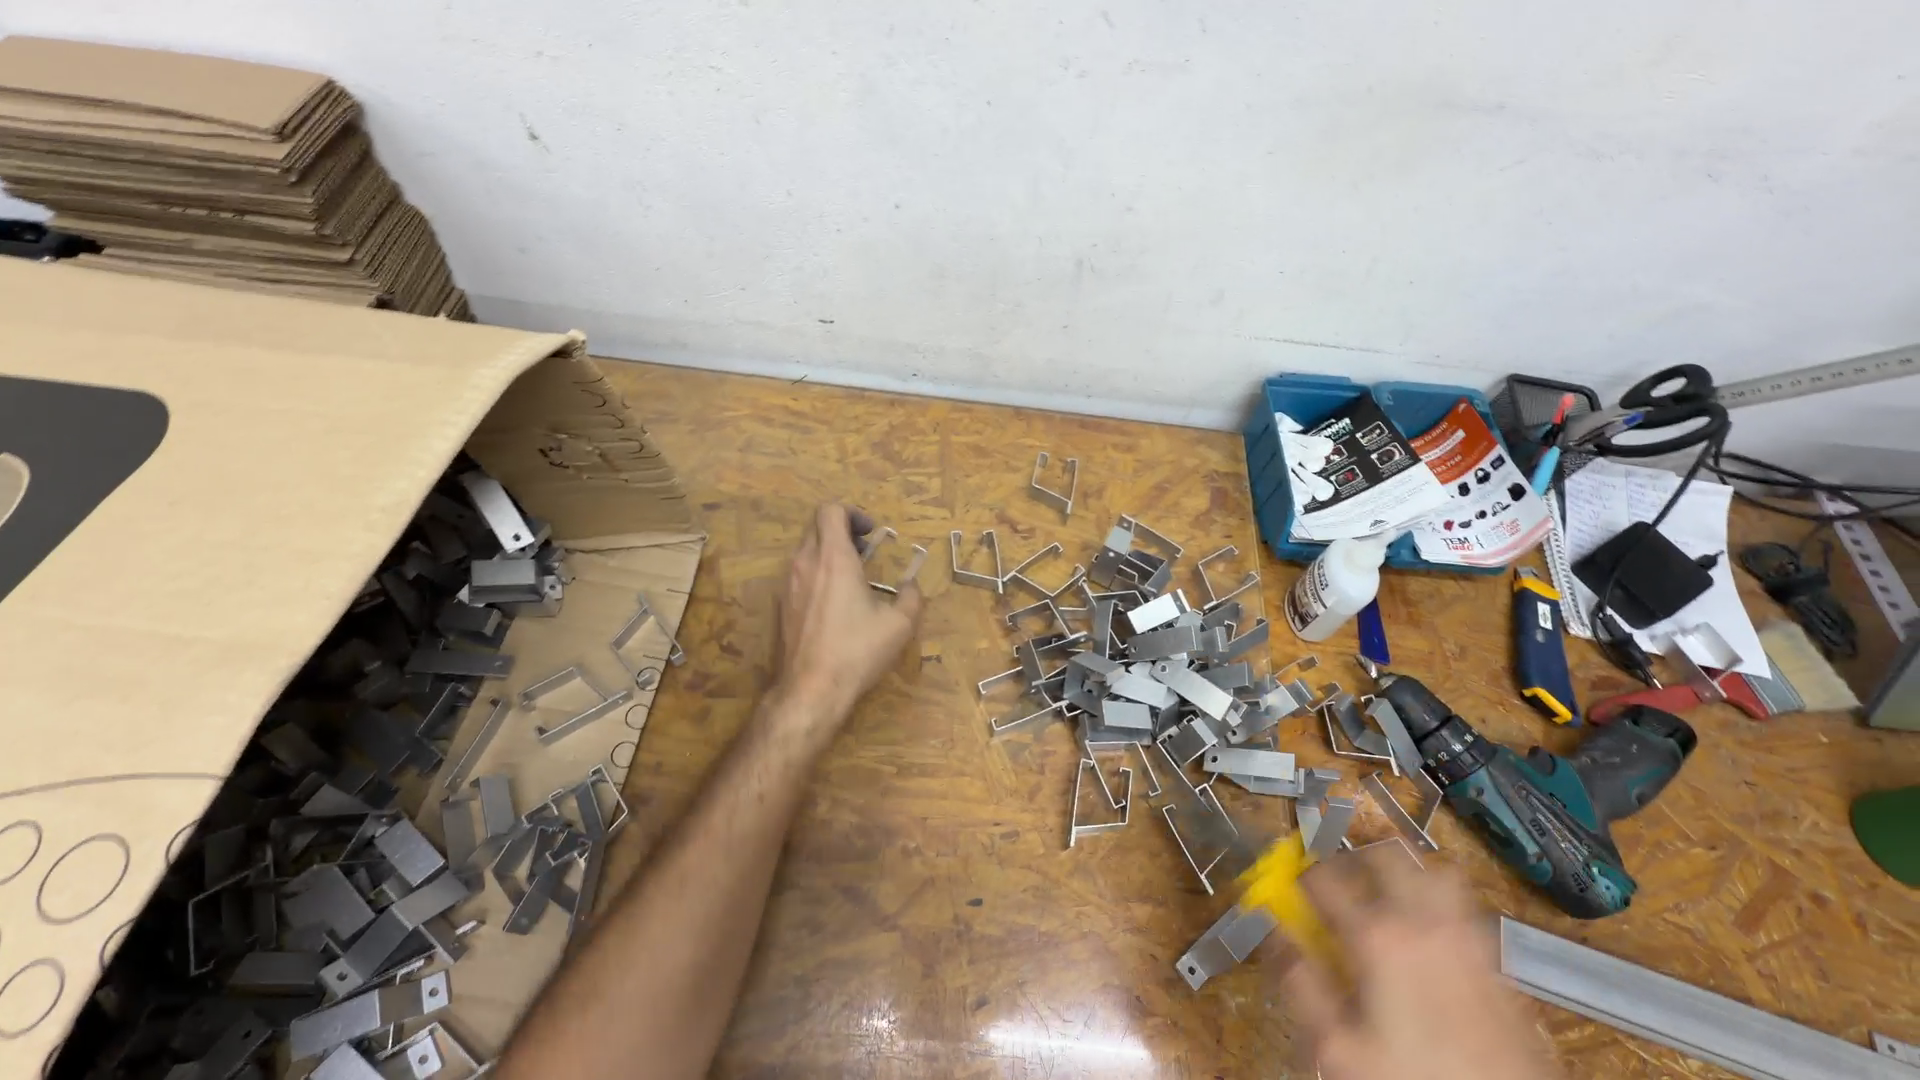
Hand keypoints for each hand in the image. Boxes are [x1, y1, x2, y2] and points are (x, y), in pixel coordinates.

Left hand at [772, 504, 924, 725]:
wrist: (811, 688)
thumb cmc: (857, 650)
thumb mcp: (900, 624)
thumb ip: (911, 596)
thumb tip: (911, 585)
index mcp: (833, 558)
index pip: (830, 510)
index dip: (853, 513)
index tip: (871, 533)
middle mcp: (805, 563)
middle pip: (817, 527)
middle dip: (843, 531)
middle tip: (866, 552)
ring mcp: (788, 585)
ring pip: (806, 551)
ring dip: (829, 553)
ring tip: (853, 578)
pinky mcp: (782, 606)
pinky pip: (799, 575)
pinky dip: (818, 575)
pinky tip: (836, 604)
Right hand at [1282, 846, 1559, 1079]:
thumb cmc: (1410, 1075)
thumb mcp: (1337, 1045)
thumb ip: (1300, 983)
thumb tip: (1274, 934)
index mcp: (1377, 937)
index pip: (1325, 879)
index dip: (1301, 876)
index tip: (1293, 888)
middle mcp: (1422, 922)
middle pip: (1384, 857)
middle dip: (1355, 862)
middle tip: (1340, 884)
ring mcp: (1466, 936)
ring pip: (1435, 871)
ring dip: (1408, 874)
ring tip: (1390, 898)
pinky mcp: (1496, 958)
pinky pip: (1466, 906)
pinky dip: (1442, 905)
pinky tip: (1431, 935)